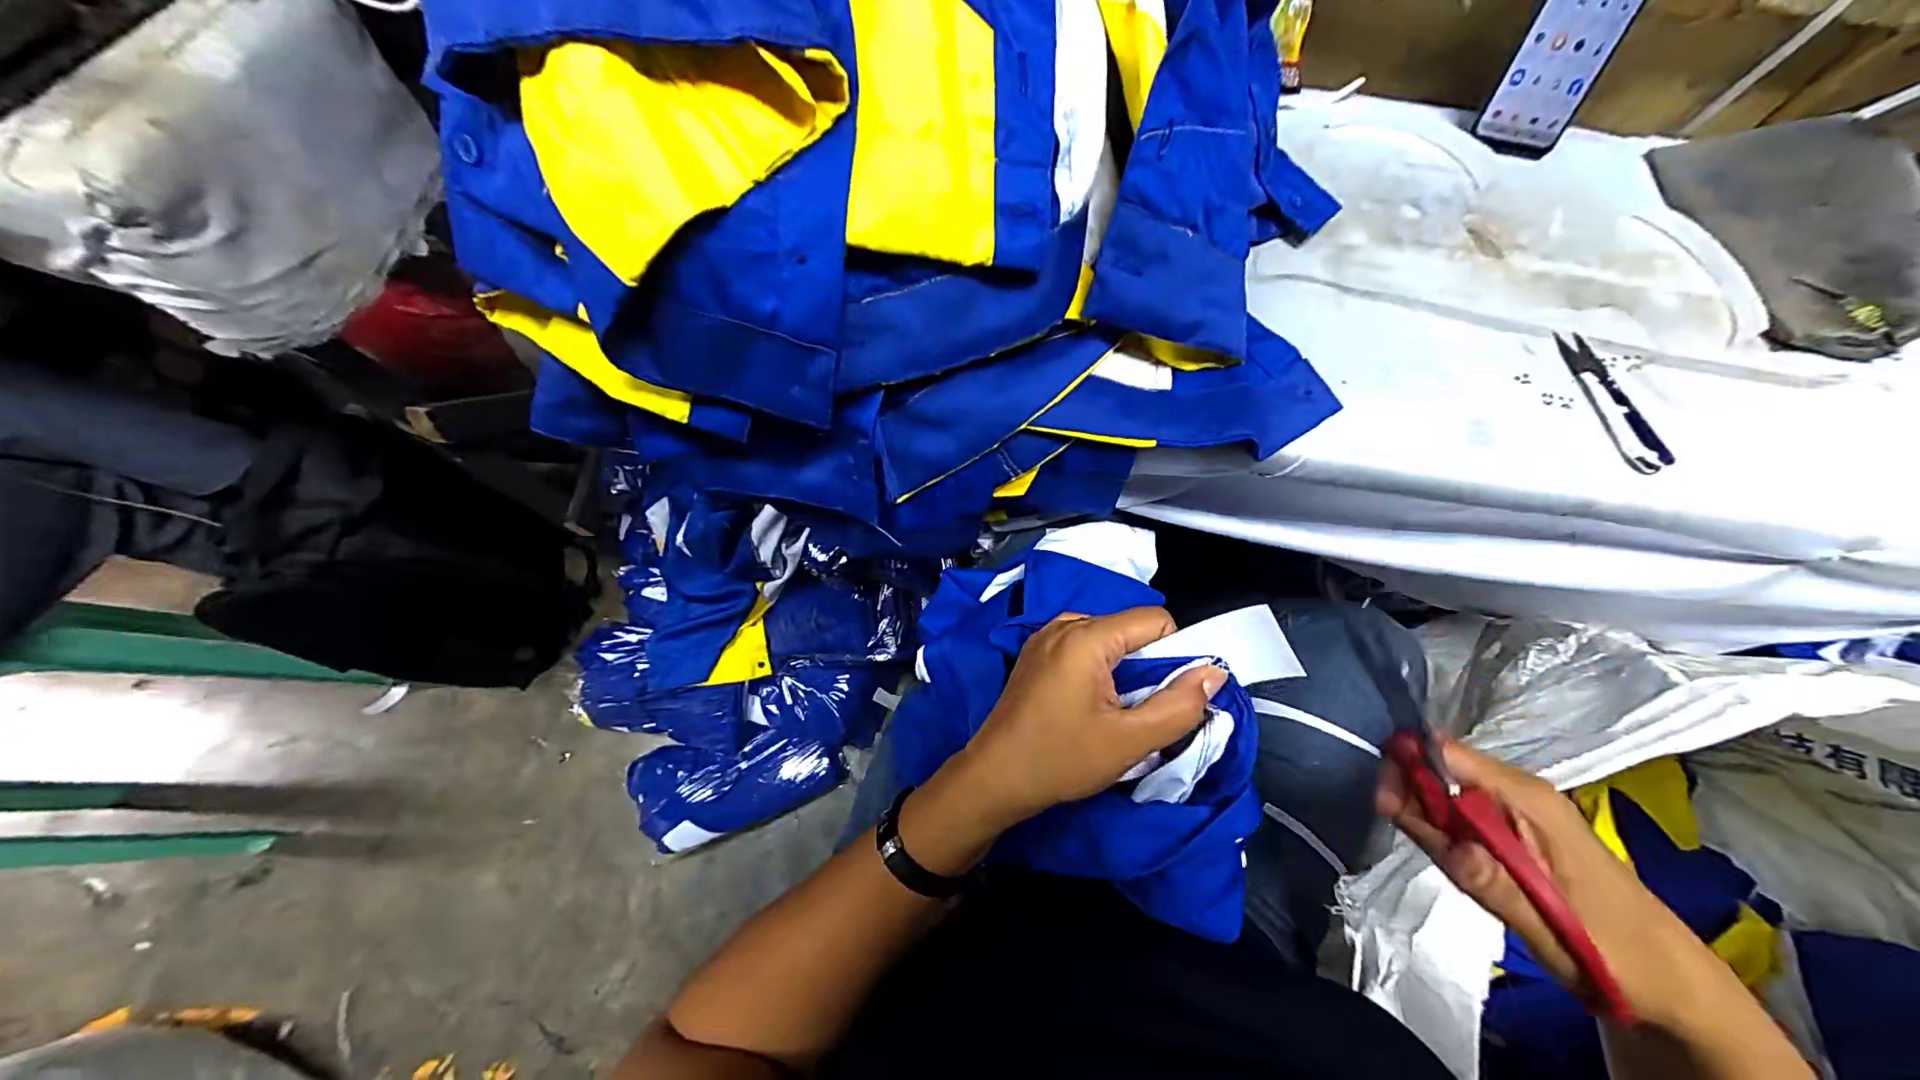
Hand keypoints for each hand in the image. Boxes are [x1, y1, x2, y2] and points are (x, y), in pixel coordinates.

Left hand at [931, 609, 1223, 830]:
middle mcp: (1065, 624)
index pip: (1156, 621)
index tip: (1167, 696)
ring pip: (1110, 641)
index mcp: (1086, 636)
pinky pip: (1084, 648)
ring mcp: (1046, 637)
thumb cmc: (1061, 759)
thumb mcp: (1131, 741)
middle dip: (1148, 668)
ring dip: (1124, 672)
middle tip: (1137, 713)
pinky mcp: (1036, 653)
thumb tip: (1214, 672)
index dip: (1175, 655)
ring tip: (1111, 714)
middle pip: (1131, 630)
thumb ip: (1180, 705)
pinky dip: (1098, 671)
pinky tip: (1087, 707)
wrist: (994, 777)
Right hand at [1376, 739, 1732, 1029]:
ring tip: (1424, 846)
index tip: (1382, 802)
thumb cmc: (1619, 953)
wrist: (1674, 984)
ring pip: (1443, 789)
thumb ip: (1491, 880)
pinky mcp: (1511, 828)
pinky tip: (1442, 850)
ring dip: (1419, 810)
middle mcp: (1519, 792)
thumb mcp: (1550, 924)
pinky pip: (1457, 810)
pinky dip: (1437, 825)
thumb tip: (1442, 840)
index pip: (1447, 753)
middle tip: (1392, 825)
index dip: (1406, 765)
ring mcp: (1515, 809)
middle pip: (1438, 765)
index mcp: (1530, 799)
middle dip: (1405, 789)